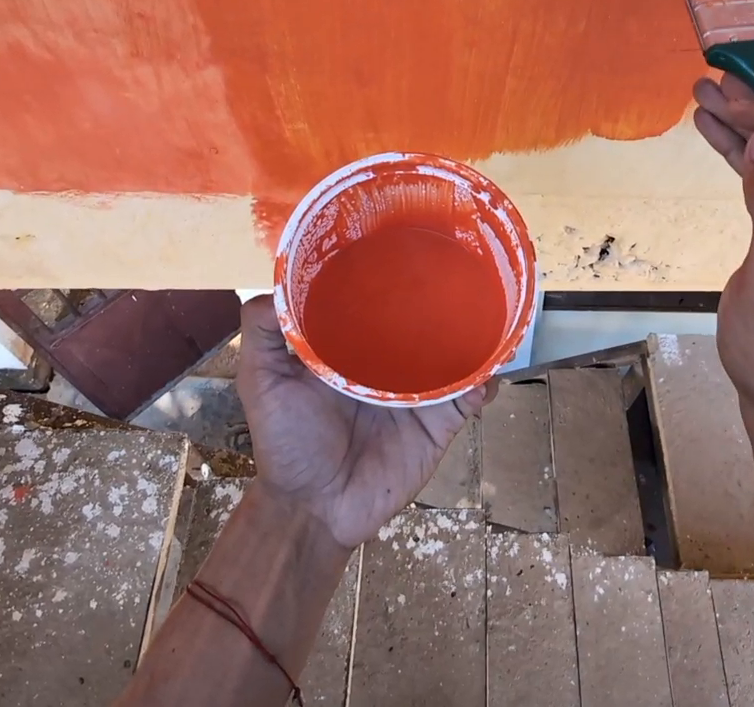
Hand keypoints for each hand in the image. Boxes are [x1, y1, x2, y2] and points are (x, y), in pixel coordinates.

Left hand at [236, 296, 496, 549]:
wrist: (315, 509)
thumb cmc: (286, 444)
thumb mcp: (263, 383)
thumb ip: (264, 334)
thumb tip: (275, 282)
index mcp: (353, 347)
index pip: (378, 303)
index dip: (390, 277)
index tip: (405, 244)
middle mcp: (389, 363)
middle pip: (424, 324)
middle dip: (442, 300)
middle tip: (460, 270)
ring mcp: (418, 393)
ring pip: (454, 356)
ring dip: (474, 337)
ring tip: (489, 312)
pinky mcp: (439, 424)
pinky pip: (470, 397)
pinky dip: (483, 383)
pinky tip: (488, 370)